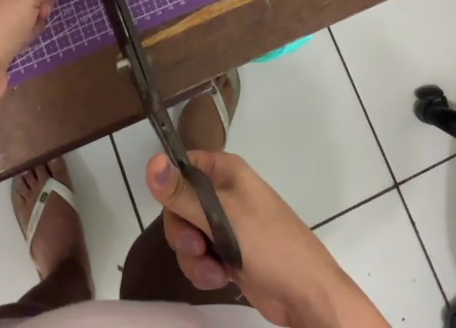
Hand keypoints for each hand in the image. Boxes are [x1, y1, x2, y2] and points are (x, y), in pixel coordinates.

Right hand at [146, 151, 382, 327]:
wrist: (305, 293)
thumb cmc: (268, 244)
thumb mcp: (221, 217)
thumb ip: (182, 193)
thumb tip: (151, 161)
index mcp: (225, 170)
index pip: (182, 166)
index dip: (171, 188)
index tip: (173, 210)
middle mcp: (223, 192)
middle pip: (178, 205)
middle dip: (183, 233)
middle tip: (197, 247)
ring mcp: (225, 224)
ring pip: (186, 234)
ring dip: (194, 258)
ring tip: (213, 270)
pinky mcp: (227, 252)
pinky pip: (199, 256)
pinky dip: (204, 269)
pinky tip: (220, 279)